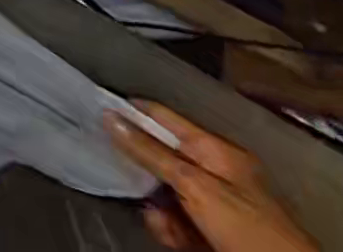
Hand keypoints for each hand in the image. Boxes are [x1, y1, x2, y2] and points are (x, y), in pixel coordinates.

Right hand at [105, 102, 319, 251]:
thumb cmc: (246, 228)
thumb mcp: (195, 186)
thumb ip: (151, 152)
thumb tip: (110, 115)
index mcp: (216, 150)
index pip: (164, 117)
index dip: (132, 110)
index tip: (97, 106)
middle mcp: (215, 171)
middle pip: (163, 156)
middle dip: (140, 167)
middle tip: (115, 170)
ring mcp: (216, 206)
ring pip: (168, 192)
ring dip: (155, 204)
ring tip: (156, 219)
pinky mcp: (214, 235)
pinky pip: (180, 221)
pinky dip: (169, 227)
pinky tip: (166, 234)